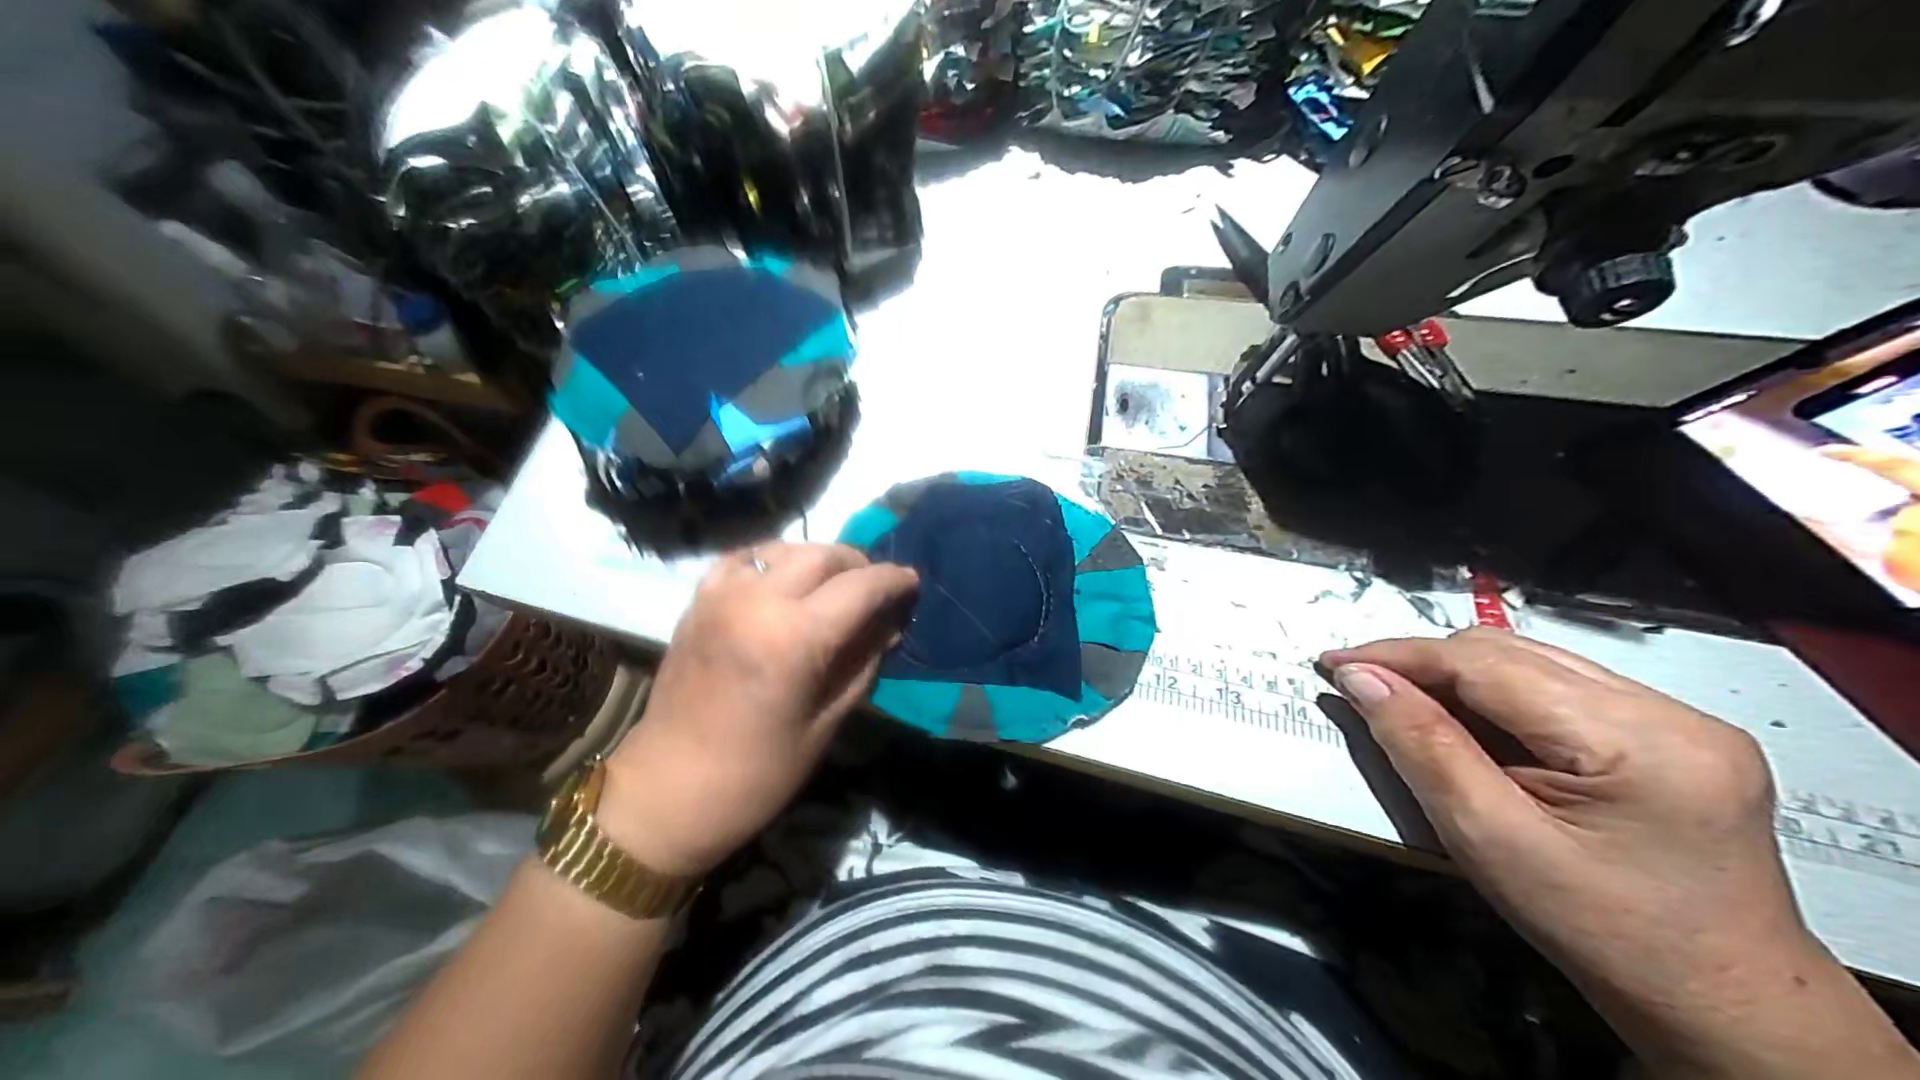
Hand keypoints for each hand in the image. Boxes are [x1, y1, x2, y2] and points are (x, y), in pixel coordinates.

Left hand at [599, 543, 916, 876]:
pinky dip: (772, 562)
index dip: (893, 580)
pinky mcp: (698, 601)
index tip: (912, 582)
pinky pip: (743, 559)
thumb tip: (889, 624)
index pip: (860, 586)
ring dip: (817, 559)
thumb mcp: (825, 722)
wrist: (669, 788)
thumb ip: (862, 662)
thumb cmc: (757, 773)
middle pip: (823, 555)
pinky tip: (782, 583)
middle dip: (858, 564)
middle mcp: (757, 600)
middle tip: (875, 588)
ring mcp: (721, 595)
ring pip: (784, 548)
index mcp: (794, 637)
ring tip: (833, 585)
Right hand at [1321, 627, 1918, 1079]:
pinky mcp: (1676, 736)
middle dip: (1425, 665)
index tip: (1335, 662)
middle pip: (1511, 653)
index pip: (1488, 663)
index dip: (1401, 656)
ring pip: (1532, 663)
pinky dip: (1498, 697)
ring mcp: (1683, 721)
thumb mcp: (1489, 838)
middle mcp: (1672, 713)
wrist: (1720, 1006)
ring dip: (1458, 678)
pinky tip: (1472, 727)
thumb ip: (1421, 745)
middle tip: (1364, 688)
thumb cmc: (1600, 932)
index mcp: (1640, 740)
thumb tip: (1359, 677)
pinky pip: (1559, 688)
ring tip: (1408, 705)